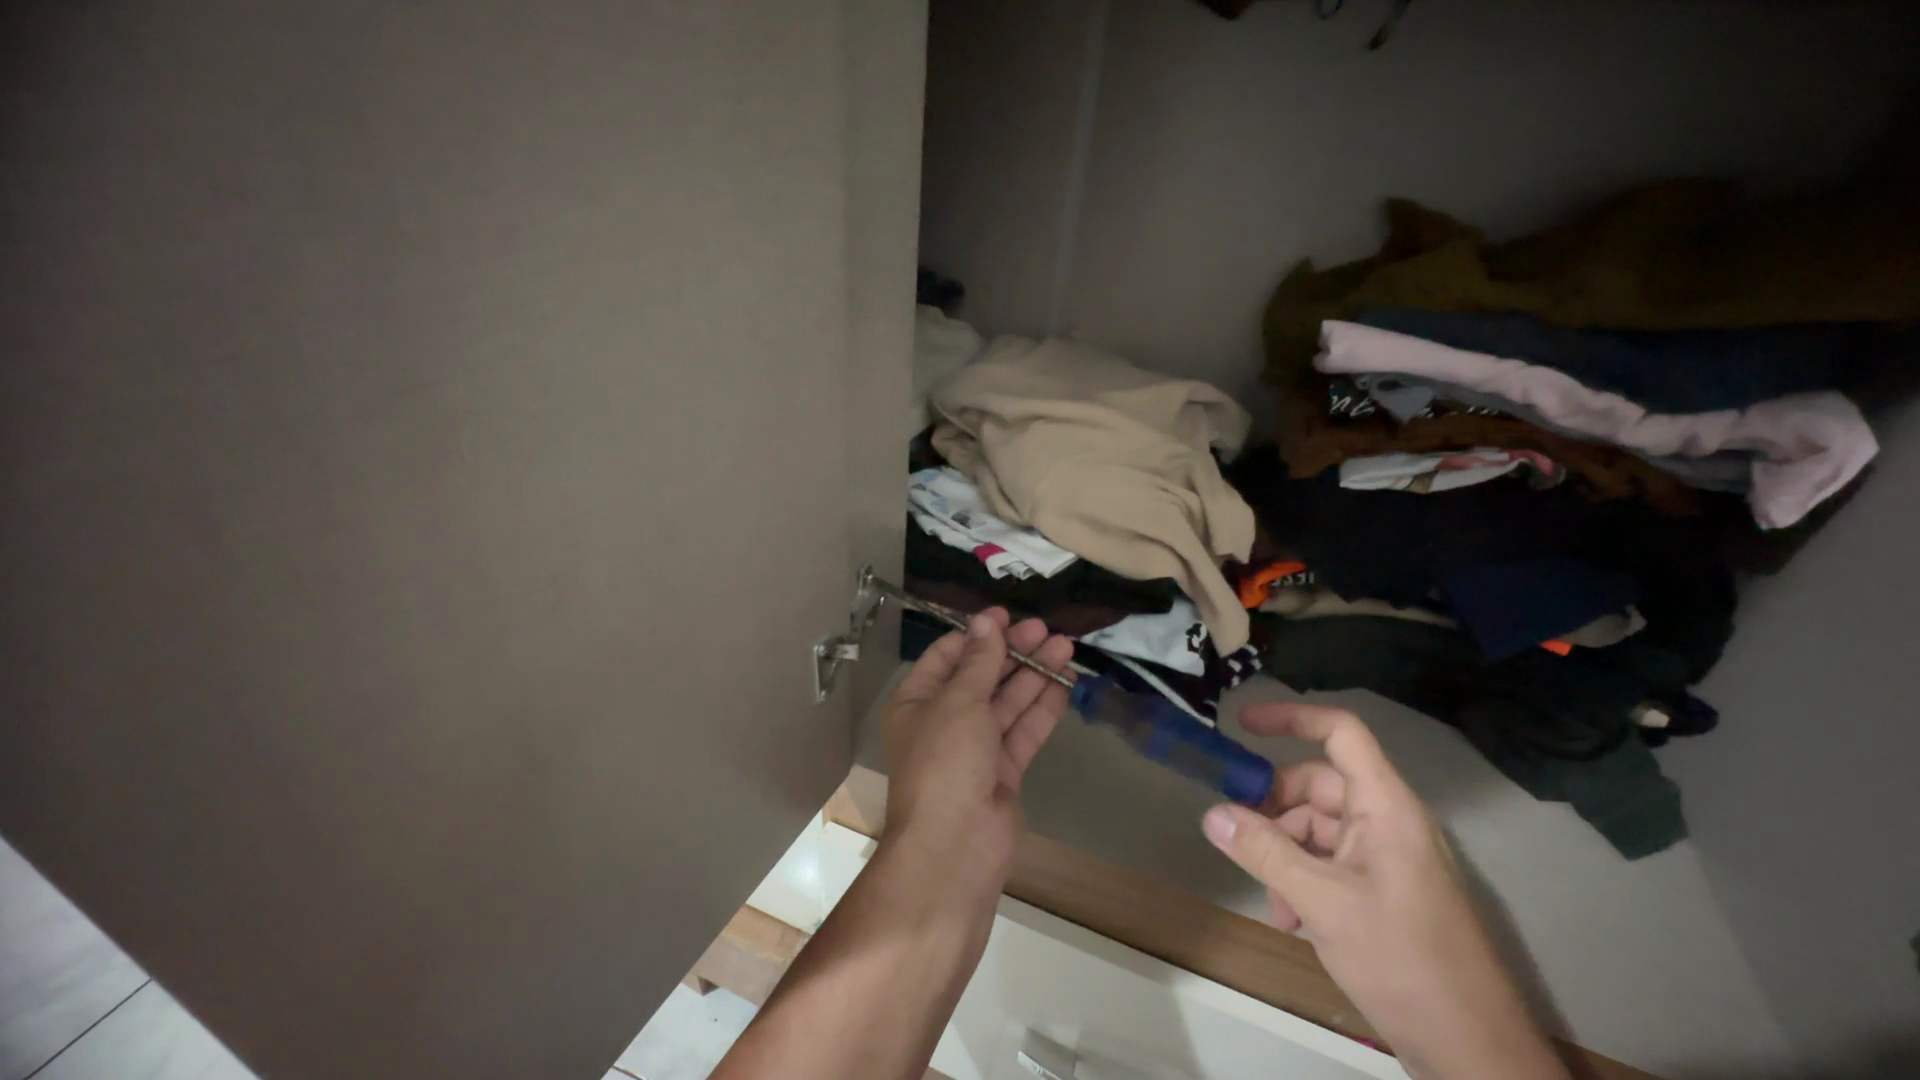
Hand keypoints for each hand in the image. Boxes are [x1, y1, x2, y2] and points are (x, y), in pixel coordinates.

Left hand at [881, 608, 1074, 887]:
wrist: (955, 844)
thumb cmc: (945, 762)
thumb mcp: (959, 702)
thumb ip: (979, 663)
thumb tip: (986, 622)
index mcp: (917, 702)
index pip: (947, 658)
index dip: (977, 636)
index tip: (1007, 616)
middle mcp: (944, 722)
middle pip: (981, 678)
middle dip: (1012, 653)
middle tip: (1046, 630)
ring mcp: (975, 750)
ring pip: (1007, 703)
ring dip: (1034, 675)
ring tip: (1065, 647)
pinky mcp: (1003, 772)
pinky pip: (1023, 732)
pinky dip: (1043, 708)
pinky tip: (1065, 684)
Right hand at [1200, 704, 1567, 1079]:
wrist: (1472, 1049)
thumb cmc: (1402, 960)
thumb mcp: (1322, 902)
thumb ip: (1264, 852)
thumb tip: (1211, 813)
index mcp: (1385, 807)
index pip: (1341, 734)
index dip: (1291, 718)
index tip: (1241, 723)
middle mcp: (1388, 822)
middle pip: (1319, 786)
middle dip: (1274, 808)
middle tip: (1235, 833)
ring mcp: (1388, 859)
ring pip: (1318, 830)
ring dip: (1283, 854)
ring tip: (1270, 902)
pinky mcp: (1384, 893)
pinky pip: (1330, 864)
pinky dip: (1301, 881)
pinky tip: (1289, 919)